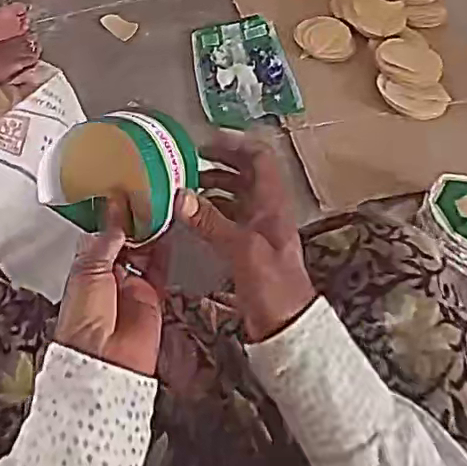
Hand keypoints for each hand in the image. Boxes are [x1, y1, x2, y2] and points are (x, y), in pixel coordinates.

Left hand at [54, 193, 166, 374]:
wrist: (106, 363)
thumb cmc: (84, 323)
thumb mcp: (88, 271)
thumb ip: (106, 240)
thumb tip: (114, 213)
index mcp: (85, 270)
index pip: (100, 235)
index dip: (110, 215)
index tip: (119, 191)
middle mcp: (108, 276)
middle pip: (123, 241)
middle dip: (131, 220)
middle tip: (142, 194)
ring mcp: (130, 285)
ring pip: (143, 250)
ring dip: (149, 230)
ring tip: (157, 206)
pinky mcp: (151, 296)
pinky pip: (160, 267)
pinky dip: (165, 248)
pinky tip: (168, 228)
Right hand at [179, 131, 316, 341]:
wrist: (286, 325)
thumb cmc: (273, 285)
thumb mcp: (241, 249)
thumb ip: (210, 220)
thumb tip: (180, 195)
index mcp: (273, 201)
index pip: (259, 157)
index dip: (236, 144)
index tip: (207, 140)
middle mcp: (267, 208)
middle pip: (246, 172)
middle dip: (220, 161)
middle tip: (190, 159)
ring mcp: (258, 228)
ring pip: (236, 193)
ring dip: (214, 185)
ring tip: (186, 184)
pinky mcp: (248, 247)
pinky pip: (229, 216)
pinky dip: (212, 209)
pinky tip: (192, 214)